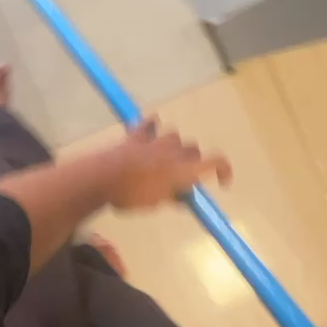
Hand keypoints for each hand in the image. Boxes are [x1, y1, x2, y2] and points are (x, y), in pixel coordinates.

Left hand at [104, 118, 231, 210]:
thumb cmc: (130, 196)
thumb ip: (172, 197)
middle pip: (193, 150)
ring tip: (162, 157)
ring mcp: (155, 140)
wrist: (102, 177)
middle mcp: (174, 151)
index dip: (224, 169)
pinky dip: (152, 126)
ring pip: (175, 135)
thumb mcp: (155, 204)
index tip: (222, 182)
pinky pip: (151, 122)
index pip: (215, 161)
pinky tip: (149, 132)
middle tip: (180, 176)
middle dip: (191, 161)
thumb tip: (182, 197)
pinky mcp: (137, 134)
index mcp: (183, 169)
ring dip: (172, 145)